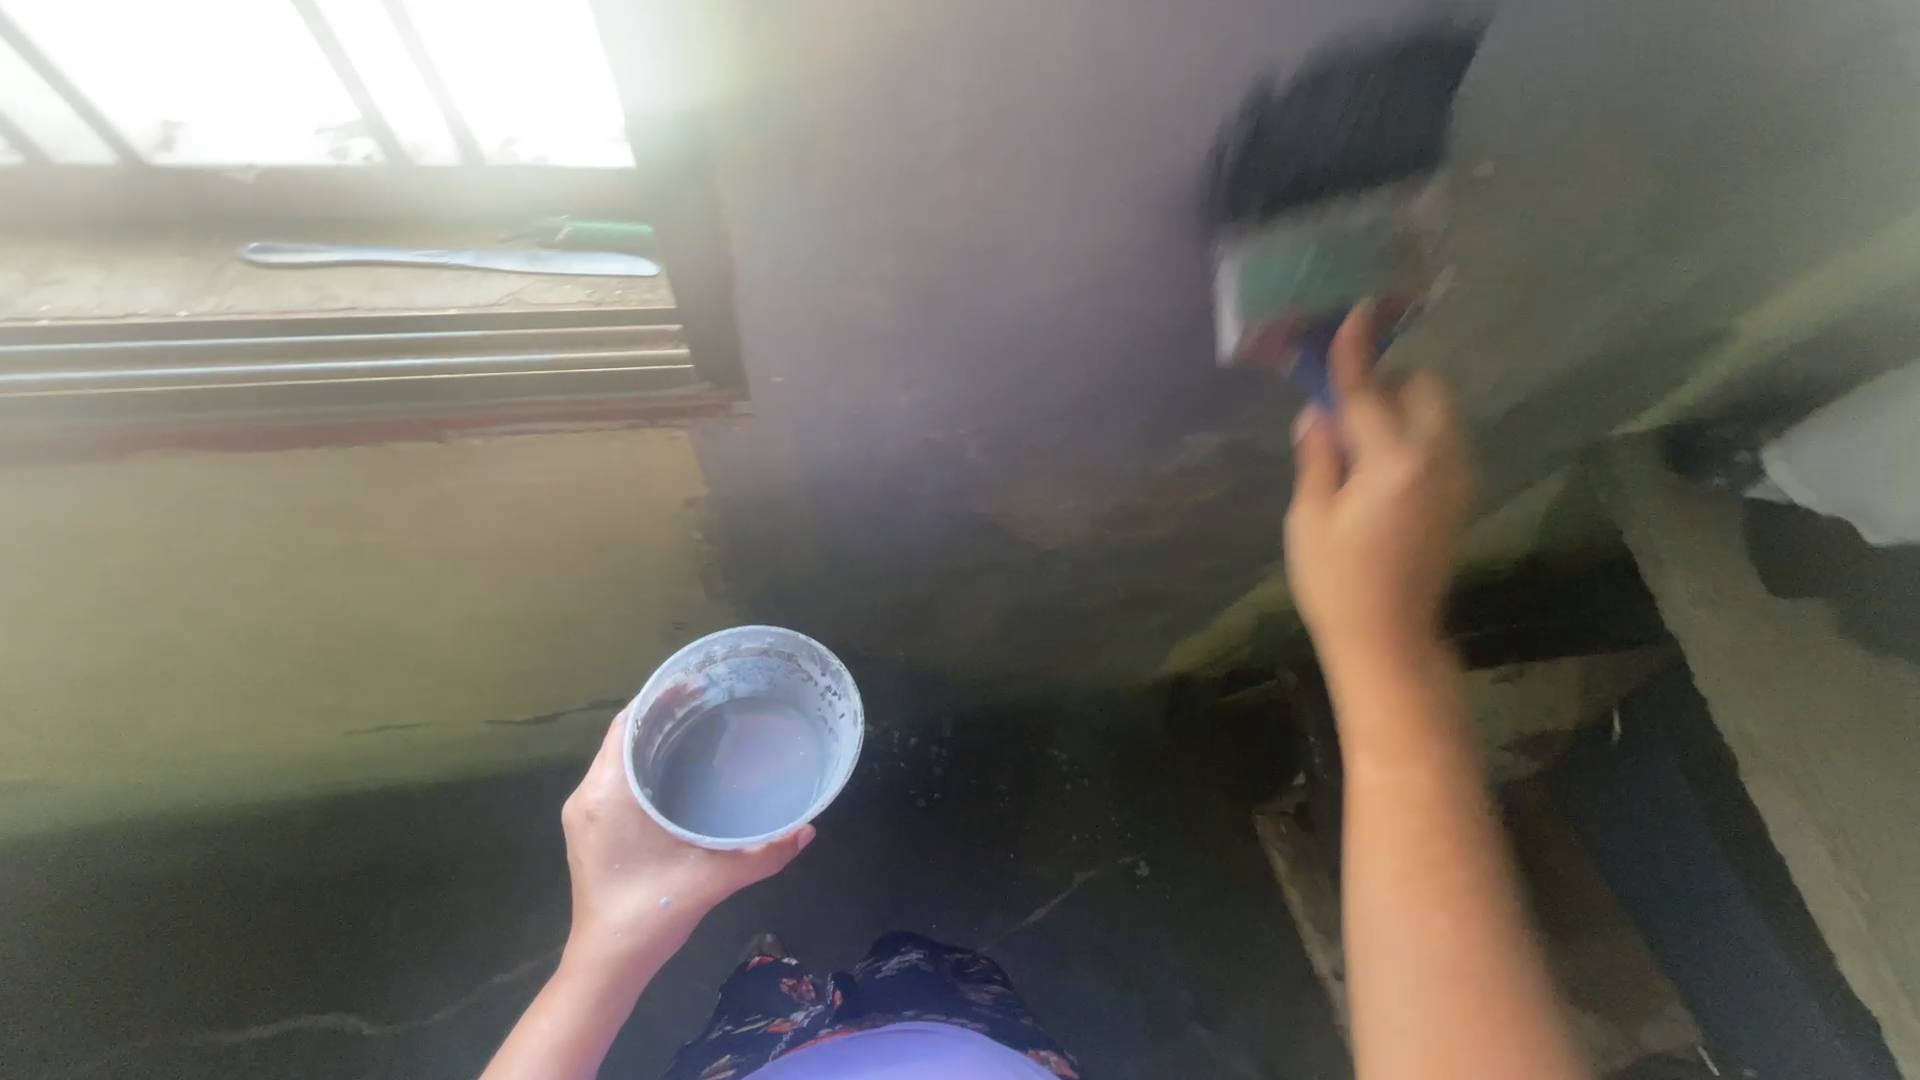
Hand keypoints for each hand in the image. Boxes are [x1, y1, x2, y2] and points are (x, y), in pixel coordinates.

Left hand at [560, 711, 813, 973]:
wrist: (607, 965)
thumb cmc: (651, 913)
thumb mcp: (715, 879)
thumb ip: (765, 853)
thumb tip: (808, 830)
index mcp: (608, 795)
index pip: (626, 724)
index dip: (658, 696)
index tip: (697, 682)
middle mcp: (589, 795)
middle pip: (623, 733)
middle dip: (663, 711)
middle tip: (710, 698)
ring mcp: (584, 812)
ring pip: (618, 754)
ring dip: (652, 735)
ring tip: (699, 722)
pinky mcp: (590, 827)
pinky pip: (616, 775)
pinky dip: (644, 758)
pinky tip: (679, 764)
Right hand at [1284, 304, 1472, 657]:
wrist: (1388, 638)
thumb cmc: (1335, 582)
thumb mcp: (1308, 518)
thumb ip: (1317, 456)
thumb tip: (1318, 415)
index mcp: (1393, 463)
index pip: (1369, 392)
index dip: (1353, 353)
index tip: (1350, 314)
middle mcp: (1438, 459)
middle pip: (1424, 388)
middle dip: (1384, 383)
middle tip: (1340, 412)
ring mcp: (1458, 476)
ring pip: (1436, 411)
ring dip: (1396, 408)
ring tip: (1353, 444)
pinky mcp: (1460, 493)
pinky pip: (1438, 439)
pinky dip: (1408, 433)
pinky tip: (1374, 468)